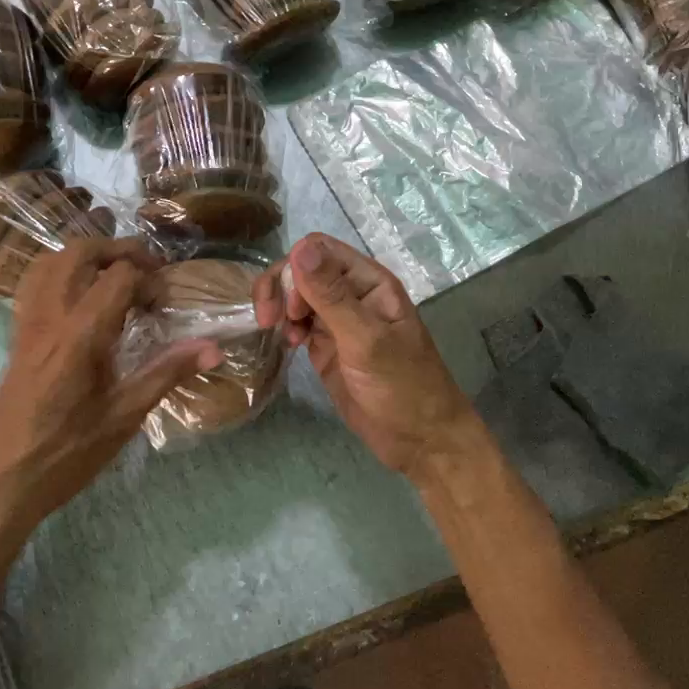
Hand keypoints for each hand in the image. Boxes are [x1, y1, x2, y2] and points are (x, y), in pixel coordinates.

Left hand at [0, 238, 222, 527]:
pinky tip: (83, 296)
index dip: (149, 279)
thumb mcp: (123, 417)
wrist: (3, 482)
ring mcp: (28, 323)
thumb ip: (166, 373)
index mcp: (79, 336)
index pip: (119, 277)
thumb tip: (213, 348)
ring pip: (53, 260)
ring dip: (89, 255)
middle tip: (148, 269)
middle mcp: (50, 317)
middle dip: (119, 250)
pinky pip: (37, 282)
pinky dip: (63, 271)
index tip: (165, 304)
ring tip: (117, 275)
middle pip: (80, 252)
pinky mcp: (18, 334)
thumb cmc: (67, 454)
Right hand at [253, 233, 476, 482]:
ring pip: (296, 294)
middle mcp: (352, 293)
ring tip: (280, 334)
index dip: (296, 269)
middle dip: (281, 288)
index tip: (290, 307)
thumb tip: (299, 248)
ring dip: (280, 307)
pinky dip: (285, 327)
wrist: (419, 440)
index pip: (319, 250)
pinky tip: (288, 345)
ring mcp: (338, 319)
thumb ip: (332, 296)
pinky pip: (296, 321)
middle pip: (302, 269)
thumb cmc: (402, 386)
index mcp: (369, 281)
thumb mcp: (366, 339)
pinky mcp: (326, 344)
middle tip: (269, 321)